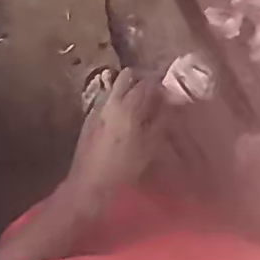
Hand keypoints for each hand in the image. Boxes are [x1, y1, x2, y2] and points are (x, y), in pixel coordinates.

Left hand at [61, 67, 162, 202]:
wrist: (89, 183)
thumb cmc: (124, 167)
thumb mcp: (150, 145)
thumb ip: (161, 119)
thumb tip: (168, 100)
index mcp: (129, 106)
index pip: (148, 81)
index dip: (161, 81)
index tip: (170, 87)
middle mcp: (111, 101)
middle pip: (128, 75)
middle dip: (142, 78)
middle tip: (155, 91)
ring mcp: (97, 107)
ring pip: (115, 86)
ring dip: (129, 88)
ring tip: (141, 103)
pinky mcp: (89, 117)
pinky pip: (107, 99)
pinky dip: (118, 99)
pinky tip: (125, 116)